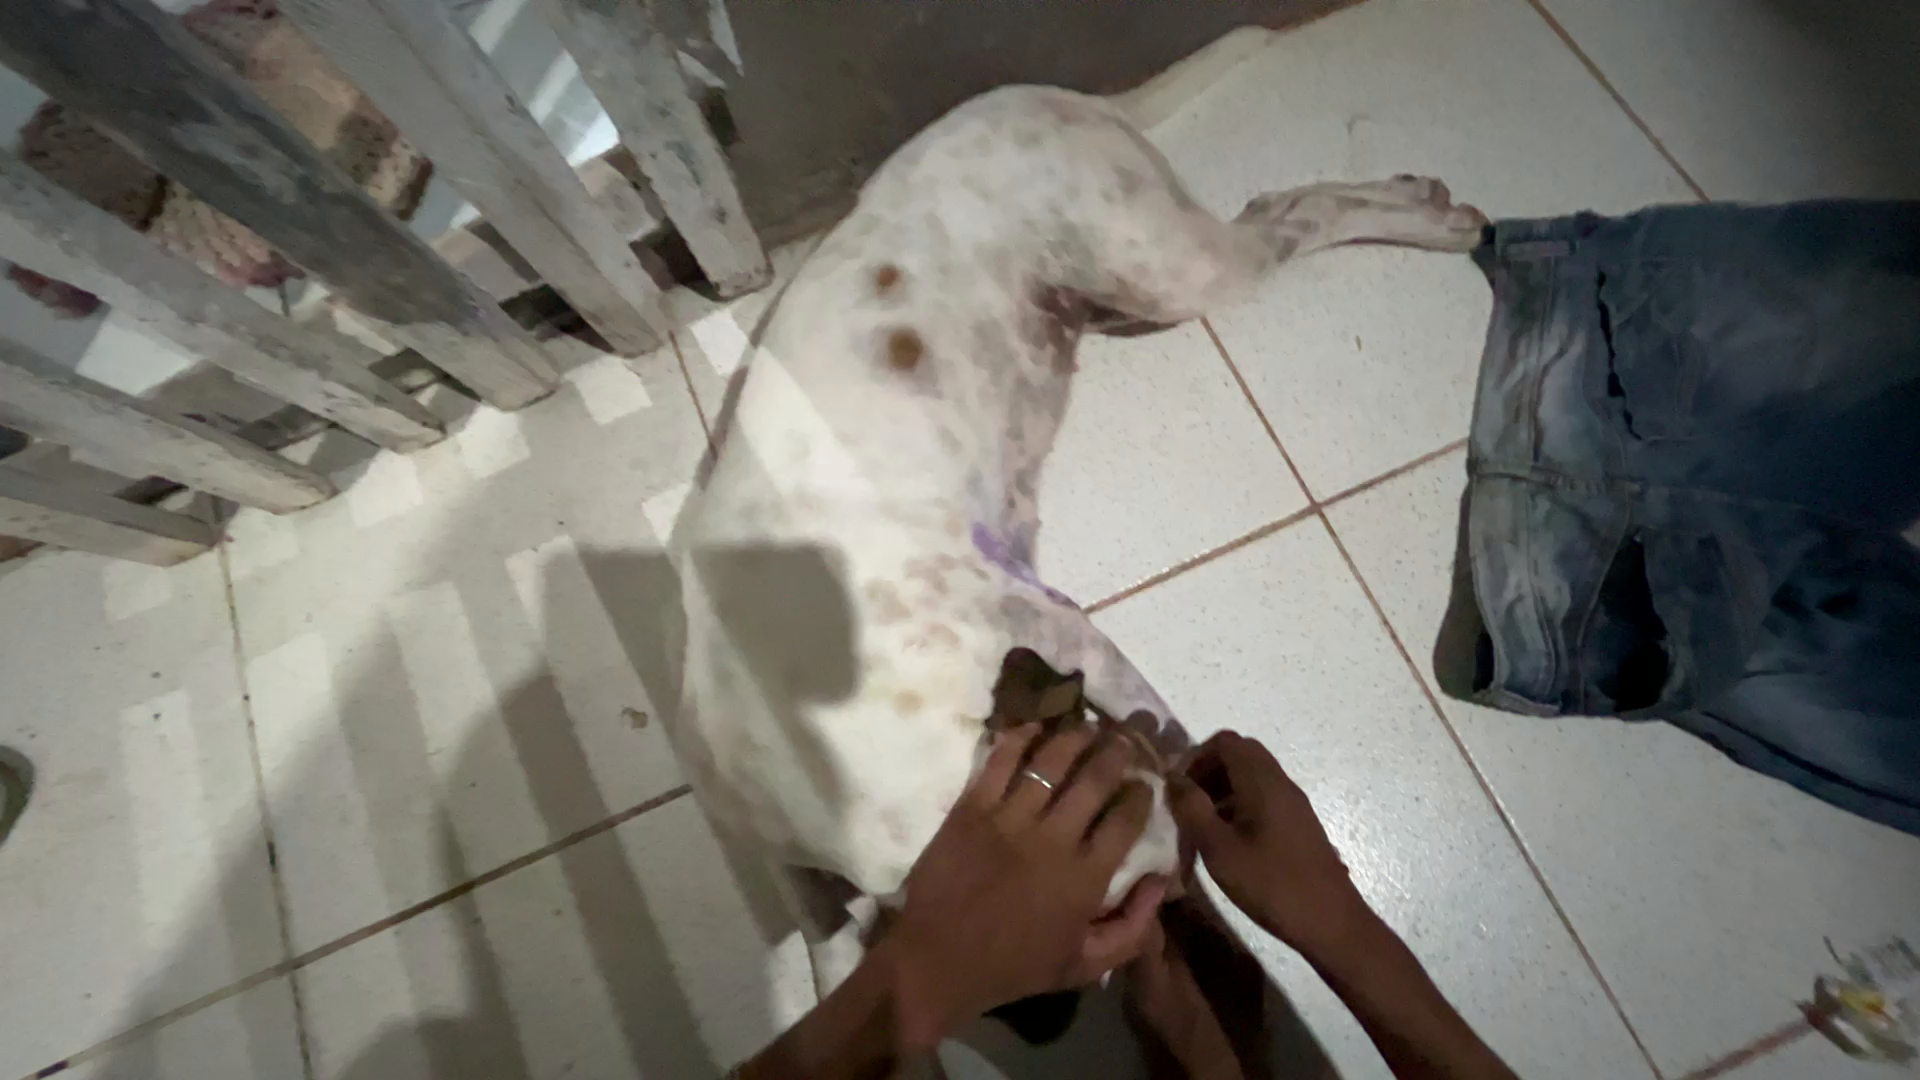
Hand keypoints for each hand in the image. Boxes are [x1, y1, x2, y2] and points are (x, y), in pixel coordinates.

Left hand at [881, 724, 1169, 1044]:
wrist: (937, 959)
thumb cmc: (1014, 965)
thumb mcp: (1084, 966)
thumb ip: (1132, 929)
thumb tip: (1160, 880)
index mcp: (1084, 879)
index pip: (1125, 821)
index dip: (1140, 794)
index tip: (1145, 781)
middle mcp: (1052, 840)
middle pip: (1094, 780)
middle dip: (1117, 752)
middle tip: (1125, 737)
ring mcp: (1009, 818)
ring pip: (1051, 761)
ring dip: (1075, 736)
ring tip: (1088, 726)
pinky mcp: (972, 806)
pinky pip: (1000, 760)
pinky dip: (1020, 737)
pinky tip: (1035, 727)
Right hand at [1166, 730, 1368, 956]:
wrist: (1333, 926)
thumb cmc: (1271, 885)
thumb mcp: (1218, 848)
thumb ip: (1192, 807)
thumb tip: (1173, 777)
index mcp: (1262, 782)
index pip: (1225, 741)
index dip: (1196, 756)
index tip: (1179, 787)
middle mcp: (1280, 783)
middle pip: (1239, 753)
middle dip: (1208, 770)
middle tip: (1189, 801)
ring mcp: (1293, 803)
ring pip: (1251, 774)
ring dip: (1222, 787)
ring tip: (1203, 822)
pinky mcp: (1299, 823)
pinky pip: (1263, 795)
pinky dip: (1239, 802)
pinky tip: (1229, 839)